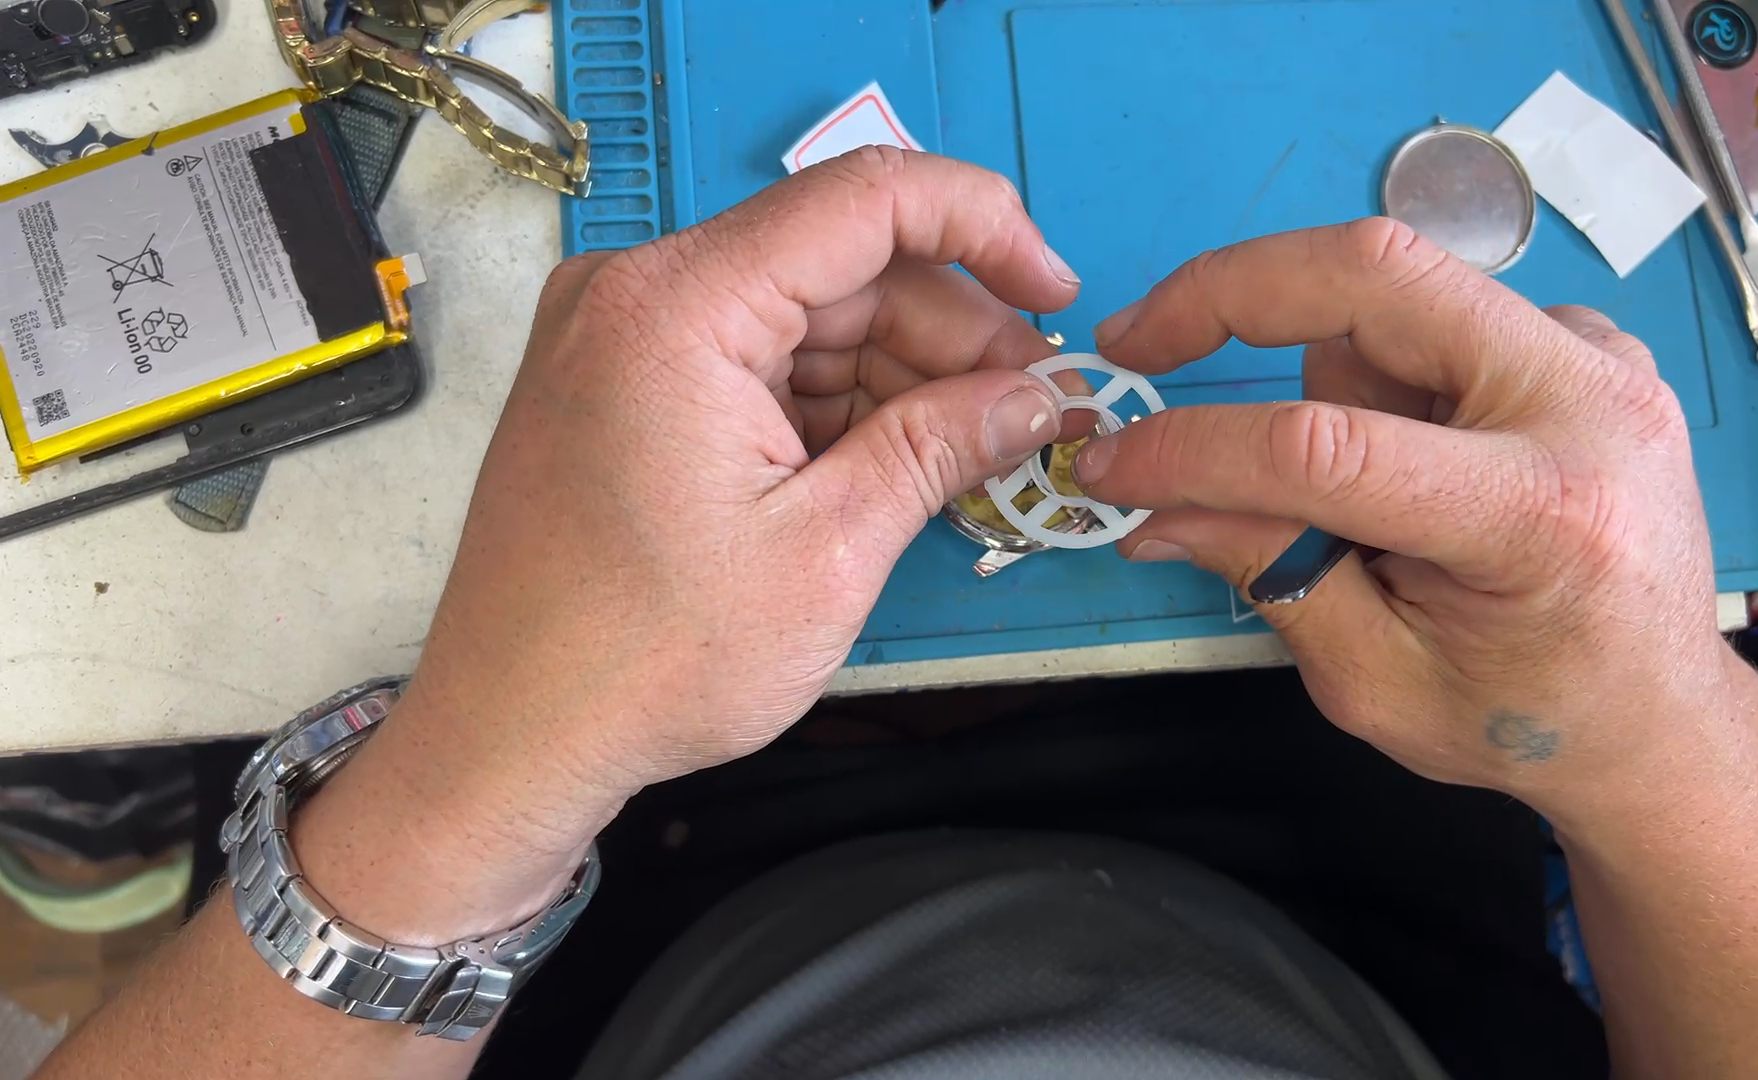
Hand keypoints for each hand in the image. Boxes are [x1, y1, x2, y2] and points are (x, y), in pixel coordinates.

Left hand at [294, 150, 1078, 933]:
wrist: (516, 740)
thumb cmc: (658, 660)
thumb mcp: (829, 552)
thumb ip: (940, 449)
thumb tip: (1040, 398)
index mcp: (682, 307)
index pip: (866, 202)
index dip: (983, 227)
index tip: (1057, 290)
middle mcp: (649, 295)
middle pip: (847, 272)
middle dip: (957, 336)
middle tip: (1036, 406)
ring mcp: (640, 343)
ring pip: (818, 325)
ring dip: (911, 379)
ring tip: (983, 444)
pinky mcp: (645, 393)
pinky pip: (775, 370)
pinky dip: (851, 408)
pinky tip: (908, 457)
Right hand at [1071, 219, 1757, 819]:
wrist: (1654, 715)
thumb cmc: (1511, 717)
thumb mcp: (1365, 677)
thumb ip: (1261, 573)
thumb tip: (1146, 514)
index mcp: (1537, 516)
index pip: (1320, 449)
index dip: (1188, 450)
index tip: (1104, 465)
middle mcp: (1581, 398)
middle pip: (1373, 273)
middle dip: (1224, 294)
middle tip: (1131, 342)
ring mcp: (1590, 352)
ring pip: (1385, 294)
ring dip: (1312, 376)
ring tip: (1341, 489)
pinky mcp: (1573, 341)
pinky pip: (1418, 316)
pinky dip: (1361, 373)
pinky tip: (1398, 453)